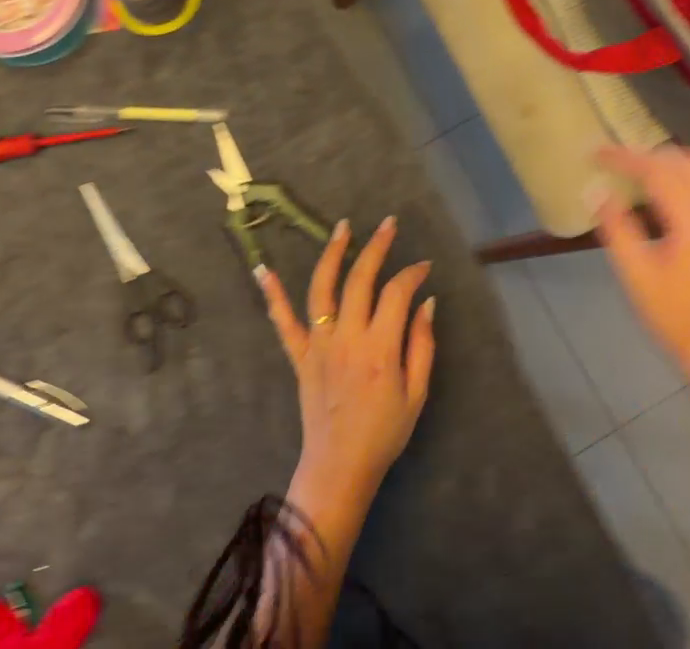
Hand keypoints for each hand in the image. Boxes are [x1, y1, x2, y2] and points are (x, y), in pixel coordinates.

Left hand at [258, 216, 436, 507]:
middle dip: (377, 247)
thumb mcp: (417, 394)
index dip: (412, 274)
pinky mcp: (299, 356)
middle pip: (360, 279)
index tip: (424, 267)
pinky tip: (263, 269)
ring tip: (343, 227)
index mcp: (380, 349)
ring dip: (332, 254)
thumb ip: (422, 345)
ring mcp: (318, 345)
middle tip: (389, 225)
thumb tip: (426, 303)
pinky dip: (273, 295)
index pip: (397, 294)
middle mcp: (347, 338)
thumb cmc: (385, 433)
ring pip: (322, 288)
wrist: (339, 465)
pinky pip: (283, 322)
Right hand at [593, 146, 689, 381]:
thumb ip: (617, 228)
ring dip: (667, 162)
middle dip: (648, 154)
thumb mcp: (636, 273)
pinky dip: (678, 177)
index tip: (596, 153)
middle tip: (615, 160)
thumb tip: (597, 192)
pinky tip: (656, 193)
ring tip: (634, 171)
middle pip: (685, 160)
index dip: (625, 158)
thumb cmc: (673, 313)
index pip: (658, 171)